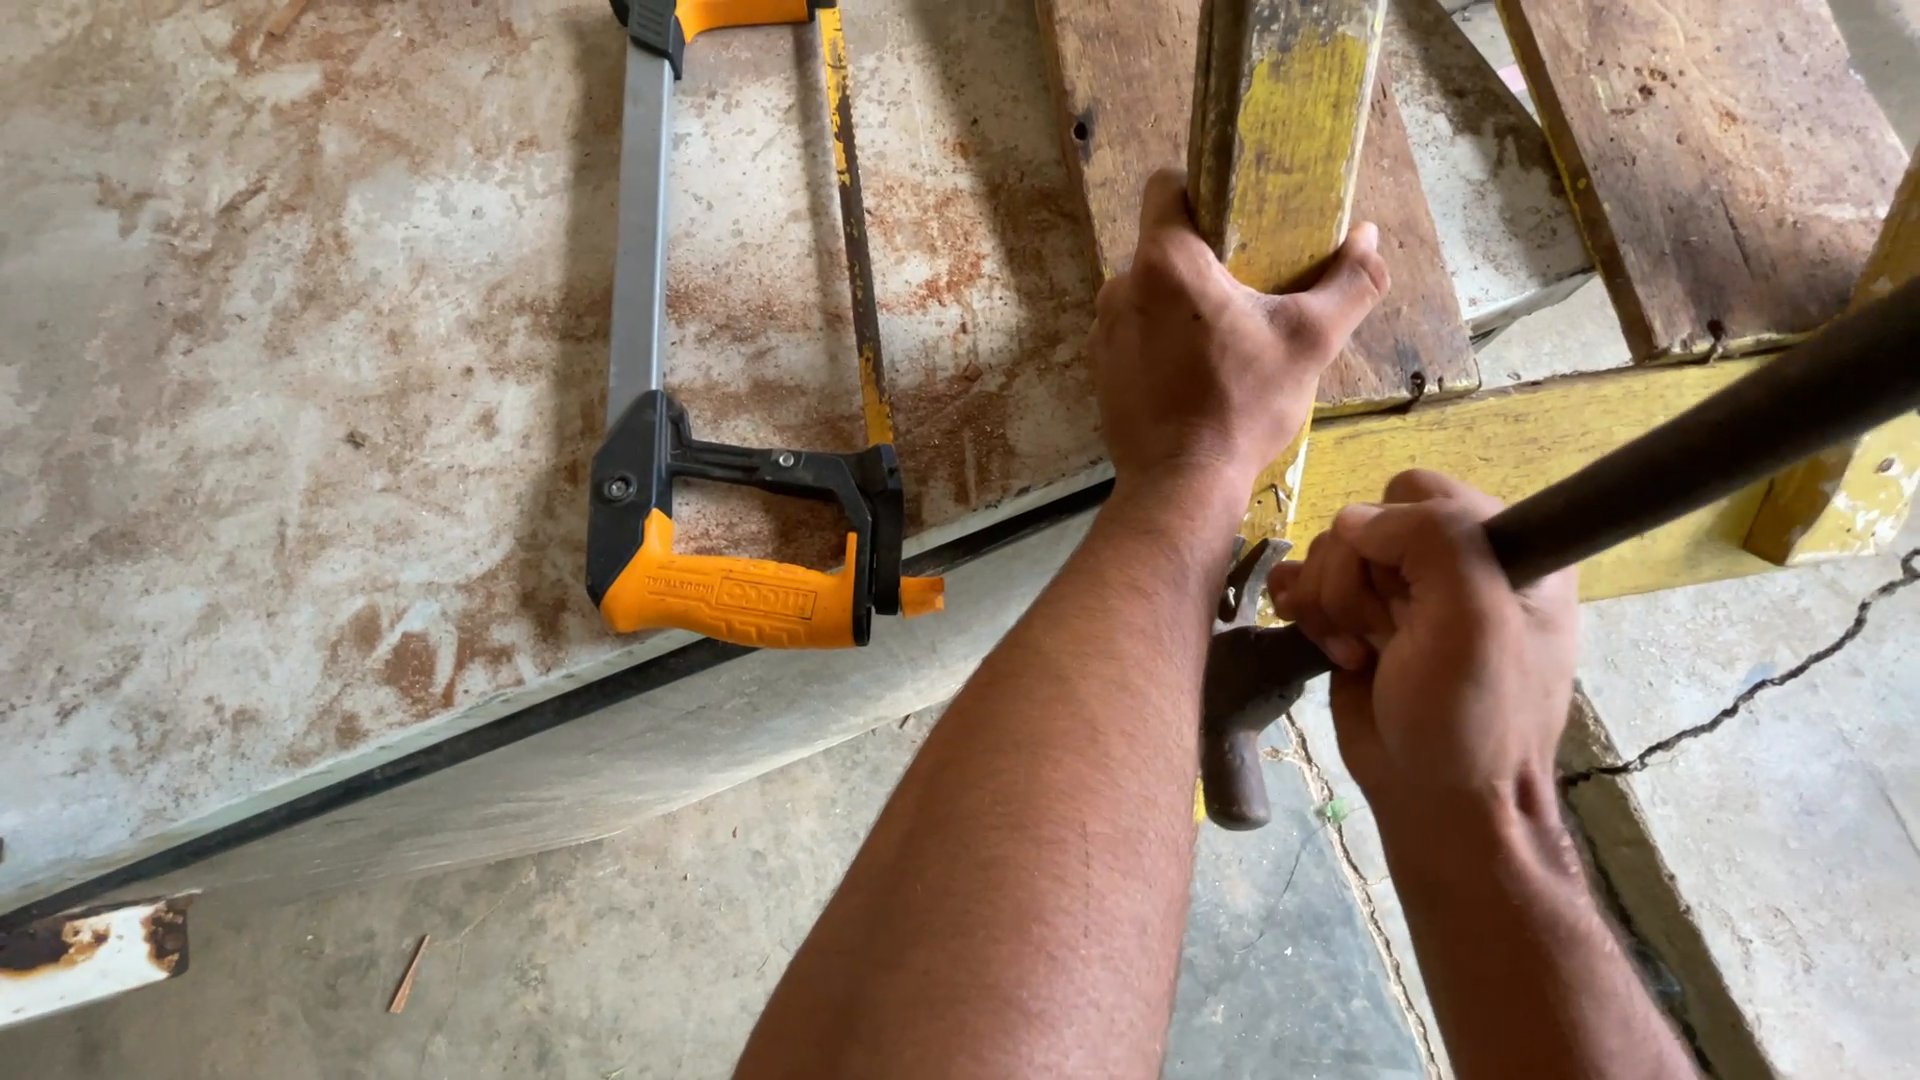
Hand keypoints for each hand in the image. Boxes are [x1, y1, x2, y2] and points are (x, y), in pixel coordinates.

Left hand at [1090, 169, 1387, 494]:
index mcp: (1164, 262)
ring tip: (1220, 334)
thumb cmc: (1243, 406)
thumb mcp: (1312, 341)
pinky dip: (1157, 339)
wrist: (1182, 482)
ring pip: (1146, 292)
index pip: (1166, 187)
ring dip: (1178, 303)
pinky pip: (1131, 332)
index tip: (1234, 216)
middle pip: (1161, 245)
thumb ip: (1350, 282)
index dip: (1200, 189)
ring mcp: (1102, 330)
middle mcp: (1120, 287)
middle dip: (1201, 256)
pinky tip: (1190, 369)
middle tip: (1244, 284)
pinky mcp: (1098, 368)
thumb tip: (1369, 237)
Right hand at [1266, 470, 1578, 817]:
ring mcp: (1397, 592)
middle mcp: (1448, 562)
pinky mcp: (1353, 618)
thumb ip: (1431, 541)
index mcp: (1502, 547)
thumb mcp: (1475, 620)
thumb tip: (1351, 520)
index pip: (1418, 494)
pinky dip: (1301, 606)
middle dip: (1354, 580)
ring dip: (1329, 604)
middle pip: (1361, 524)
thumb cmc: (1471, 716)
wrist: (1436, 795)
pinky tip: (1320, 638)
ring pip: (1327, 554)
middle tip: (1385, 636)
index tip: (1408, 597)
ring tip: (1358, 652)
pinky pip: (1304, 581)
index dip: (1393, 536)